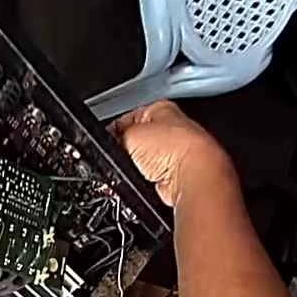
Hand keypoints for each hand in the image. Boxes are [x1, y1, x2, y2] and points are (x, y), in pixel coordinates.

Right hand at [112, 101, 234, 207]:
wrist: (190, 176)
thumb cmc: (173, 149)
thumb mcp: (129, 135)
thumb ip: (115, 138)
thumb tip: (108, 145)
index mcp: (160, 110)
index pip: (128, 118)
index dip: (112, 132)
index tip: (105, 143)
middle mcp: (171, 131)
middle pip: (135, 144)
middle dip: (124, 155)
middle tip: (119, 161)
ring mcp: (174, 156)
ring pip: (142, 167)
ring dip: (134, 173)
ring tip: (134, 173)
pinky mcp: (174, 179)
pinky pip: (149, 183)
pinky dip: (143, 186)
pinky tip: (144, 184)